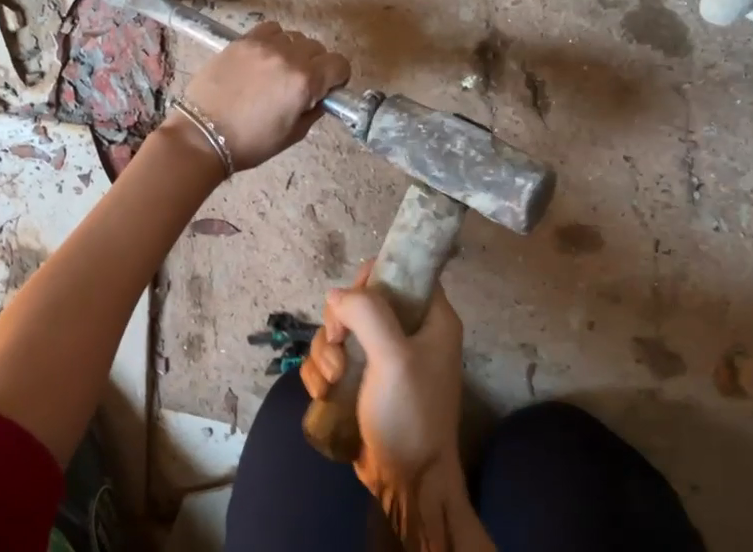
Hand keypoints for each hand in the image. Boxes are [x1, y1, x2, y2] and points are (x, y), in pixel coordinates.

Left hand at [180, 22, 350, 170]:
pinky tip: (264, 58)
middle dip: (316, 65)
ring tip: (279, 71)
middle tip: (301, 84)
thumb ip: (314, 110)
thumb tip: (321, 96)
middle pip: (317, 48)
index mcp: (305, 82)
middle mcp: (288, 57)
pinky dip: (273, 40)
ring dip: (294, 52)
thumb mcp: (293, 134)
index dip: (337, 78)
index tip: (327, 88)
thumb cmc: (249, 142)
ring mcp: (263, 46)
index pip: (339, 64)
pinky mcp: (242, 41)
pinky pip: (270, 29)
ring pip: (294, 36)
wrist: (203, 134)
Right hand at [301, 264, 464, 499]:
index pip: (402, 272)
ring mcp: (382, 358)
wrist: (405, 482)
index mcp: (431, 318)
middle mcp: (408, 332)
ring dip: (326, 352)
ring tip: (334, 380)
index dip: (373, 278)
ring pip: (339, 331)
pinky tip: (325, 393)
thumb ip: (367, 313)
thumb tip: (335, 294)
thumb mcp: (394, 357)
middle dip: (339, 323)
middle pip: (359, 300)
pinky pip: (330, 359)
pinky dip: (321, 372)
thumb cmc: (410, 415)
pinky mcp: (360, 380)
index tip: (354, 302)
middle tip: (341, 347)